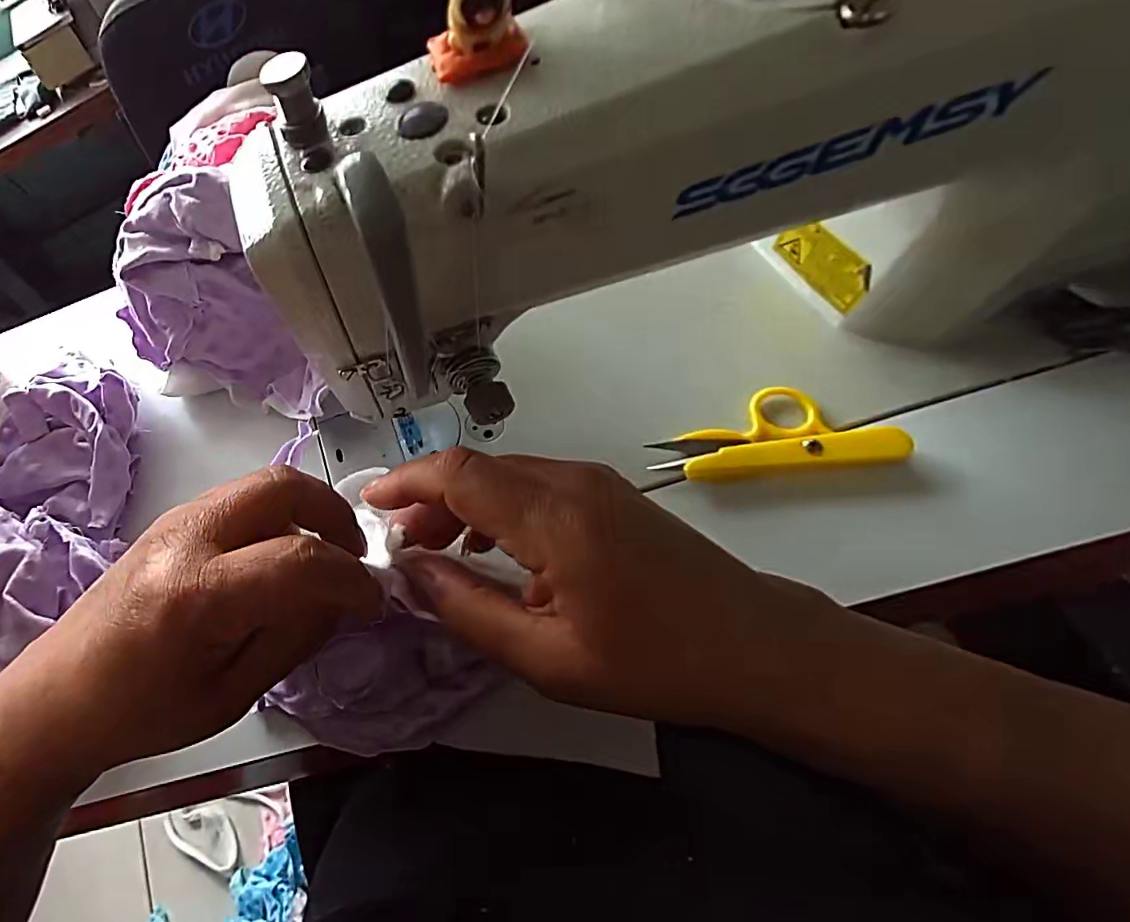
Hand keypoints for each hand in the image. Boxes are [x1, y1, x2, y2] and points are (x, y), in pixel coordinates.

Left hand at [7, 466, 382, 771]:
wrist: (60, 692)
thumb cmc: (141, 711)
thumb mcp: (231, 694)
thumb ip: (294, 637)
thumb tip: (341, 597)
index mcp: (197, 594)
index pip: (298, 560)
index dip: (349, 578)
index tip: (372, 600)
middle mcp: (187, 537)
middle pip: (281, 488)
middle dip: (332, 514)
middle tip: (354, 556)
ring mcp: (176, 519)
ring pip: (262, 483)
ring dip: (306, 509)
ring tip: (324, 555)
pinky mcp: (172, 518)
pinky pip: (241, 498)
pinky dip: (278, 514)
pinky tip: (282, 553)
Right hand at [363, 449, 838, 729]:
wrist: (759, 646)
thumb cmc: (656, 662)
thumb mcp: (548, 658)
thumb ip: (468, 609)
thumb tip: (412, 572)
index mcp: (554, 518)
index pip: (457, 473)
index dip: (405, 482)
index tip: (370, 505)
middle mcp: (570, 481)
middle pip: (474, 467)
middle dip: (427, 498)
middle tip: (404, 545)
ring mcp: (591, 480)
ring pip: (500, 472)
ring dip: (459, 502)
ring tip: (439, 548)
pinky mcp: (603, 490)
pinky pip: (529, 483)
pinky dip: (493, 504)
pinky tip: (491, 546)